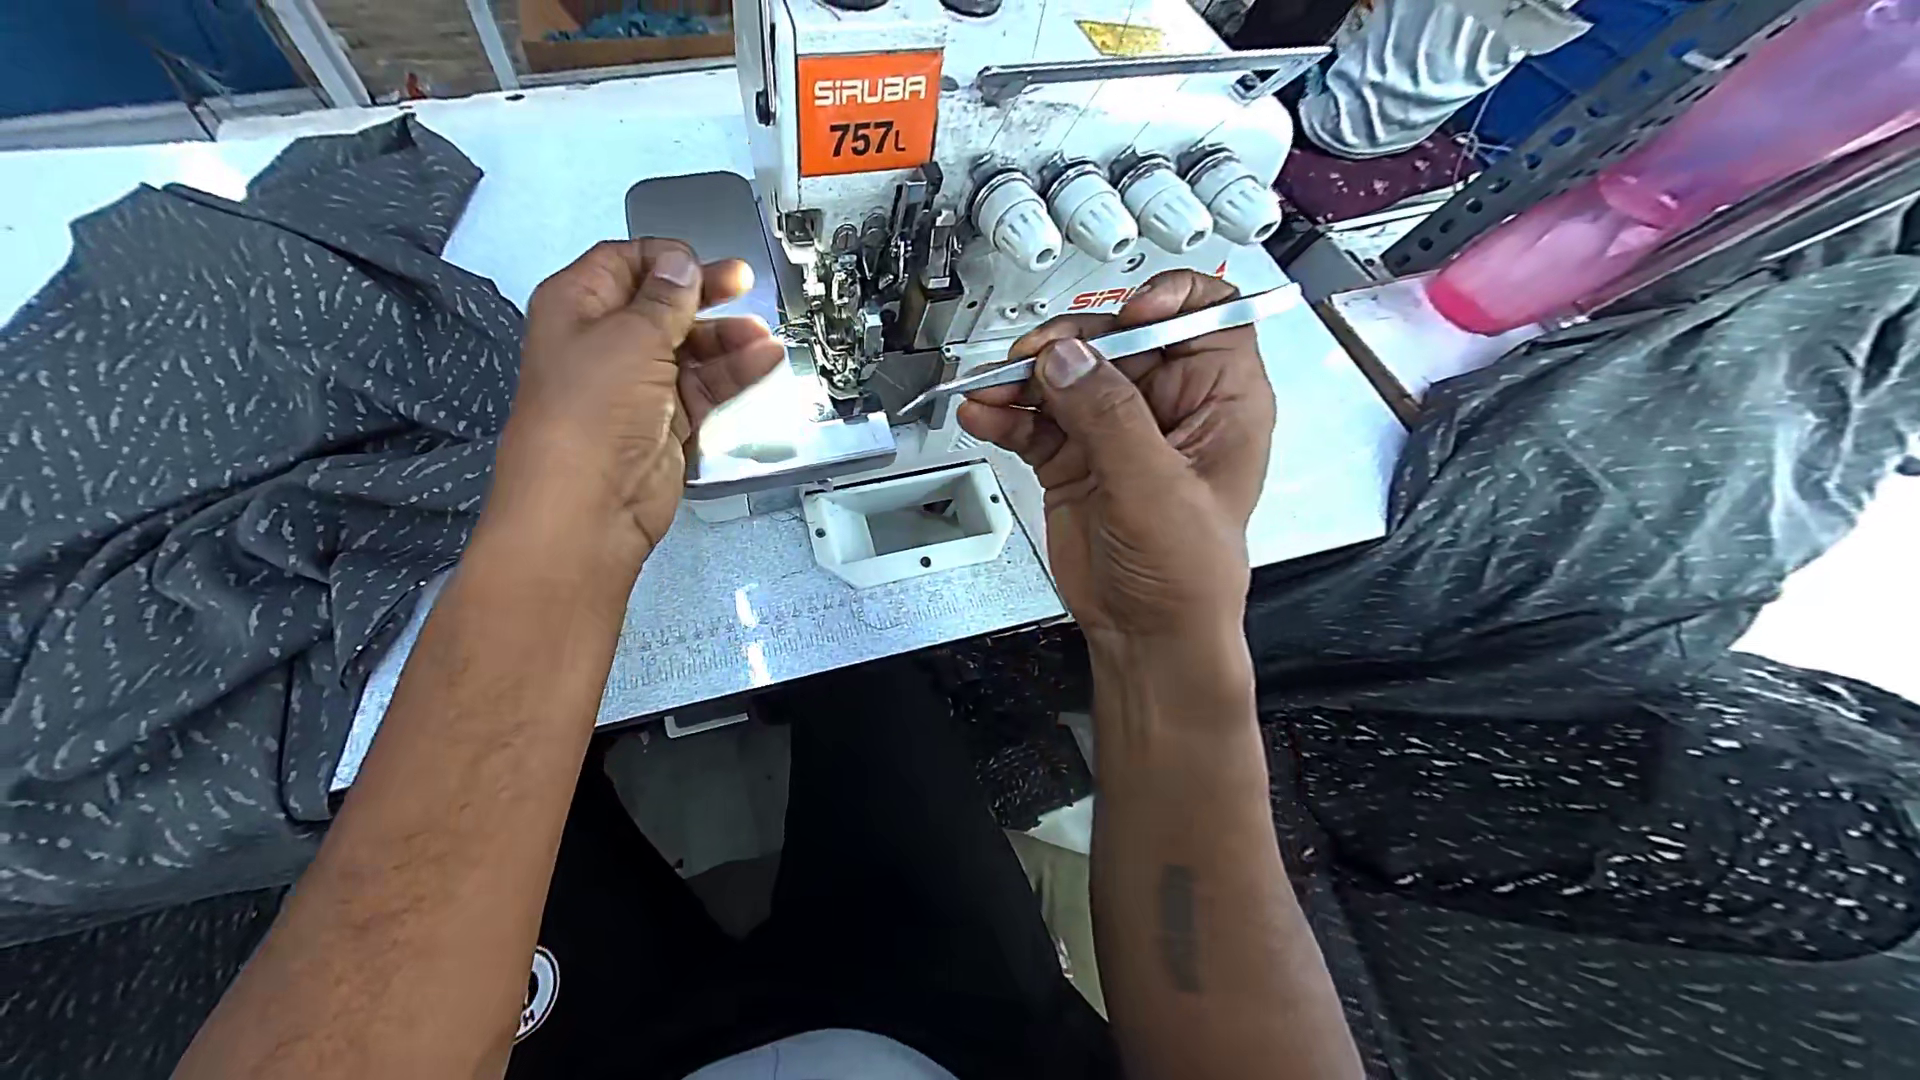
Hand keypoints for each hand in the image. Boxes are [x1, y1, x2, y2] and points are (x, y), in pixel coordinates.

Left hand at [486, 239, 785, 569]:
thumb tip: (680, 265)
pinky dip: (735, 373)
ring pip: (692, 348)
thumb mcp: (630, 338)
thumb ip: (665, 299)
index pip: (623, 263)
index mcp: (579, 307)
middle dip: (704, 294)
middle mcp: (608, 342)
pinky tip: (763, 360)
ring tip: (761, 335)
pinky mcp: (670, 419)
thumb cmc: (592, 411)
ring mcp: (641, 384)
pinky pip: (707, 386)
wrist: (592, 501)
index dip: (664, 259)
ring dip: (727, 338)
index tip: (704, 262)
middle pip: (663, 305)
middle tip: (743, 283)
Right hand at [957, 270, 1275, 646]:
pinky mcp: (1073, 456)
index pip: (1203, 314)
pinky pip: (1034, 420)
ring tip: (992, 388)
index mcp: (1217, 401)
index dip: (1165, 301)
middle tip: (1032, 361)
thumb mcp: (1156, 488)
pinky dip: (1006, 415)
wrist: (1142, 630)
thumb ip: (1110, 417)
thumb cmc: (1186, 573)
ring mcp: (1113, 431)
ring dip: (1023, 379)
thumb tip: (1068, 359)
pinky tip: (984, 415)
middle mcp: (1165, 407)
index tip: (1124, 316)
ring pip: (1064, 377)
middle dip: (1068, 345)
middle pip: (1115, 340)